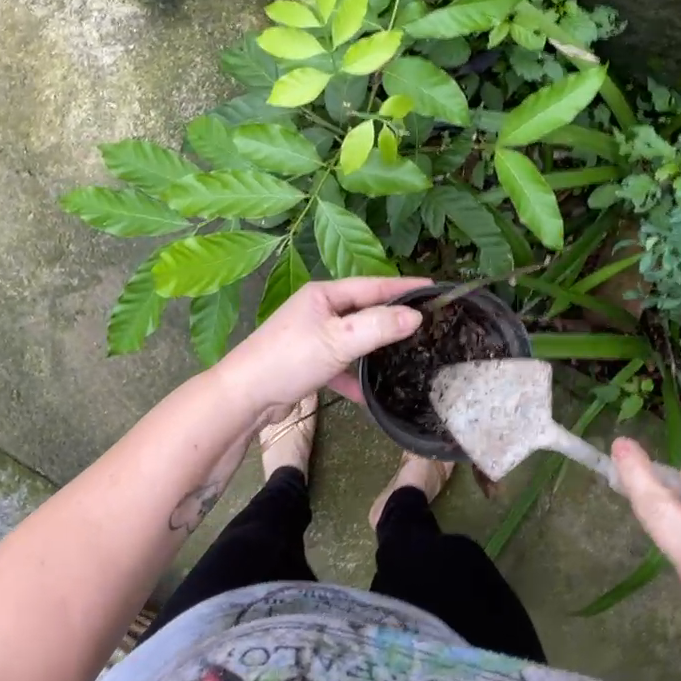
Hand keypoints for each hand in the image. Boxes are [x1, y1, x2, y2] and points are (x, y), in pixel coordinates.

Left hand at [213, 277, 429, 422]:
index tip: (435, 287)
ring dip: (374, 348)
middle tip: (428, 321)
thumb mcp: (339, 340)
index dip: (403, 286)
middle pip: (363, 309)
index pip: (372, 285)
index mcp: (323, 294)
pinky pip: (339, 365)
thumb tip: (415, 315)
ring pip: (352, 338)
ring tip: (407, 354)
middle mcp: (317, 310)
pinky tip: (368, 395)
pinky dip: (353, 377)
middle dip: (392, 315)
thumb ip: (377, 326)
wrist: (244, 396)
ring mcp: (310, 336)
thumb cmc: (289, 359)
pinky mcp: (306, 363)